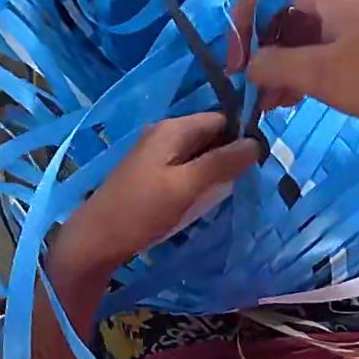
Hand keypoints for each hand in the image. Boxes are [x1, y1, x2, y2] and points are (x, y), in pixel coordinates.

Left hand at [52, 112, 262, 277]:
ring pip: (199, 154)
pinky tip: (204, 200)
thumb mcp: (187, 186)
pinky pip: (185, 170)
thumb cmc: (142, 211)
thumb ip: (222, 163)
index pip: (221, 118)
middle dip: (230, 154)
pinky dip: (200, 181)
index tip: (261, 161)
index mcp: (173, 129)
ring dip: (216, 170)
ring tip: (228, 192)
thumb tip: (257, 144)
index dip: (243, 135)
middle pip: (210, 135)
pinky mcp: (151, 176)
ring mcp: (156, 155)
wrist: (96, 239)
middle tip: (247, 181)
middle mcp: (164, 135)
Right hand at [227, 0, 358, 144]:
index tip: (235, 71)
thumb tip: (250, 66)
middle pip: (284, 2)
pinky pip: (331, 27)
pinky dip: (312, 57)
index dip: (238, 28)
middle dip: (265, 50)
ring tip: (278, 103)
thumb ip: (273, 66)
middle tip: (257, 94)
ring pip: (307, 19)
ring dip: (287, 60)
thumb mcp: (320, 75)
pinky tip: (303, 91)